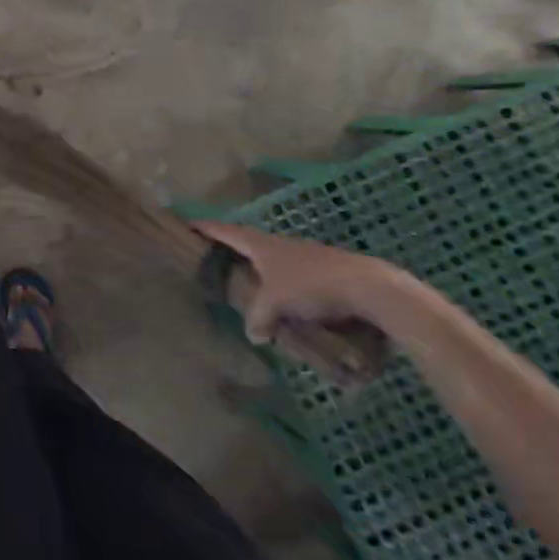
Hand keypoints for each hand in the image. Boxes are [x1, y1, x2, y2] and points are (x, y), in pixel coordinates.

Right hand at [193, 221, 423, 344]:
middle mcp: (281, 244)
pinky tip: (293, 309)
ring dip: (264, 275)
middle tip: (220, 264)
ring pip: (276, 263)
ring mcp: (307, 255)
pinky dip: (288, 290)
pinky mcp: (327, 271)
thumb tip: (254, 333)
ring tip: (257, 295)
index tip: (188, 226)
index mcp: (261, 245)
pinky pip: (297, 278)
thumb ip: (257, 318)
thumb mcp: (274, 304)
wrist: (370, 289)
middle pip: (250, 244)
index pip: (226, 231)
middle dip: (235, 254)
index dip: (206, 229)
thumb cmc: (312, 286)